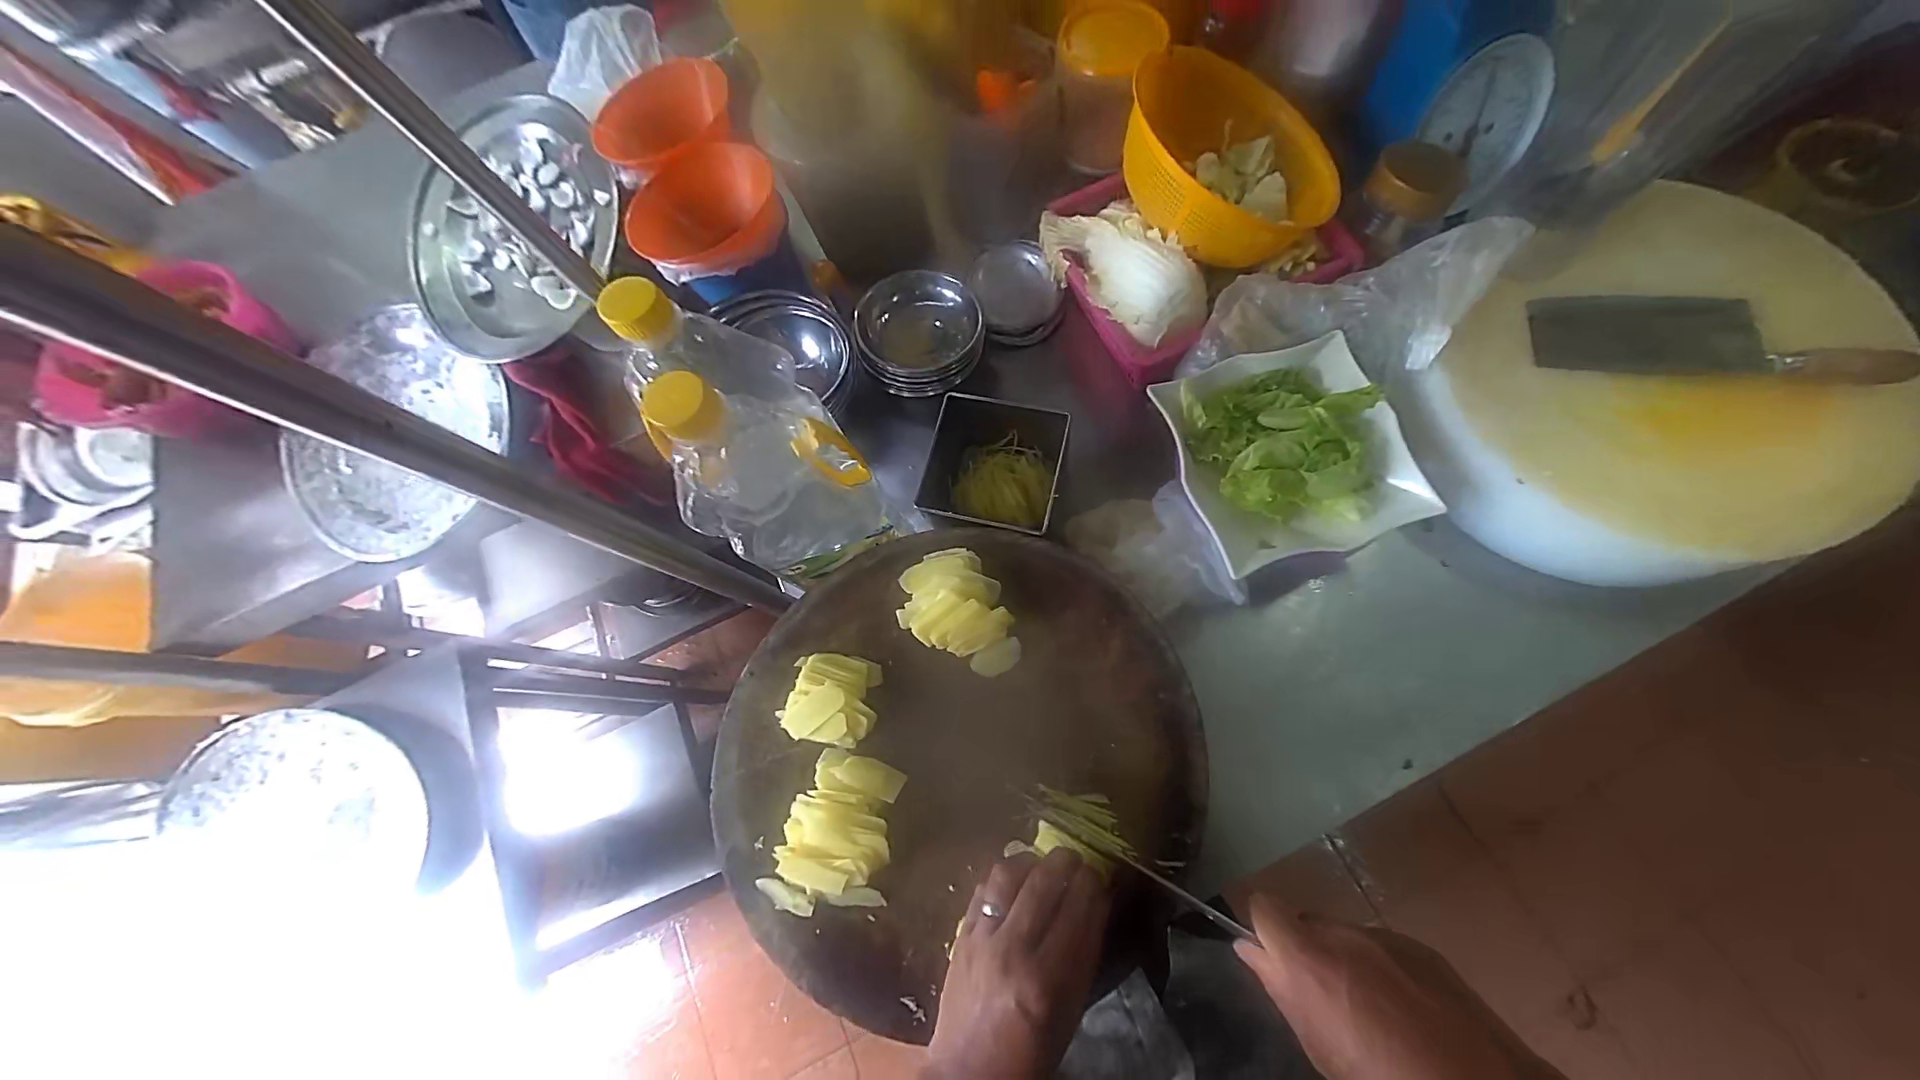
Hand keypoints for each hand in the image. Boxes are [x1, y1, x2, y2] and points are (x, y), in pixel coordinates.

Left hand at [925, 848, 1111, 1079]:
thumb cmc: (1030, 1049)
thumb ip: (1084, 955)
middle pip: (1042, 884)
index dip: (1091, 884)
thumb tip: (1099, 902)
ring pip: (1007, 875)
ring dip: (1030, 862)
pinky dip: (1003, 877)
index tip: (1100, 872)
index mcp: (1044, 979)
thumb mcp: (1069, 1011)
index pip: (1075, 911)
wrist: (969, 1070)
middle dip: (1065, 862)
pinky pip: (983, 888)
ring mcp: (981, 938)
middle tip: (1076, 858)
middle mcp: (1011, 950)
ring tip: (1044, 864)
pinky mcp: (960, 933)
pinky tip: (1015, 879)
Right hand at [1234, 894, 1564, 1079]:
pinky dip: (1385, 969)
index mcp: (1308, 955)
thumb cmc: (1383, 1077)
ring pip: (1347, 935)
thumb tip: (1250, 951)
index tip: (1273, 960)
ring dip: (1348, 960)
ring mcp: (1387, 936)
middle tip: (1327, 999)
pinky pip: (1386, 948)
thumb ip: (1280, 990)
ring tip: (1376, 1012)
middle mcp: (1343, 933)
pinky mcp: (1425, 948)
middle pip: (1308, 922)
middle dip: (1309, 950)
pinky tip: (1409, 1013)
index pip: (1264, 906)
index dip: (1264, 929)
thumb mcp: (1319, 1046)